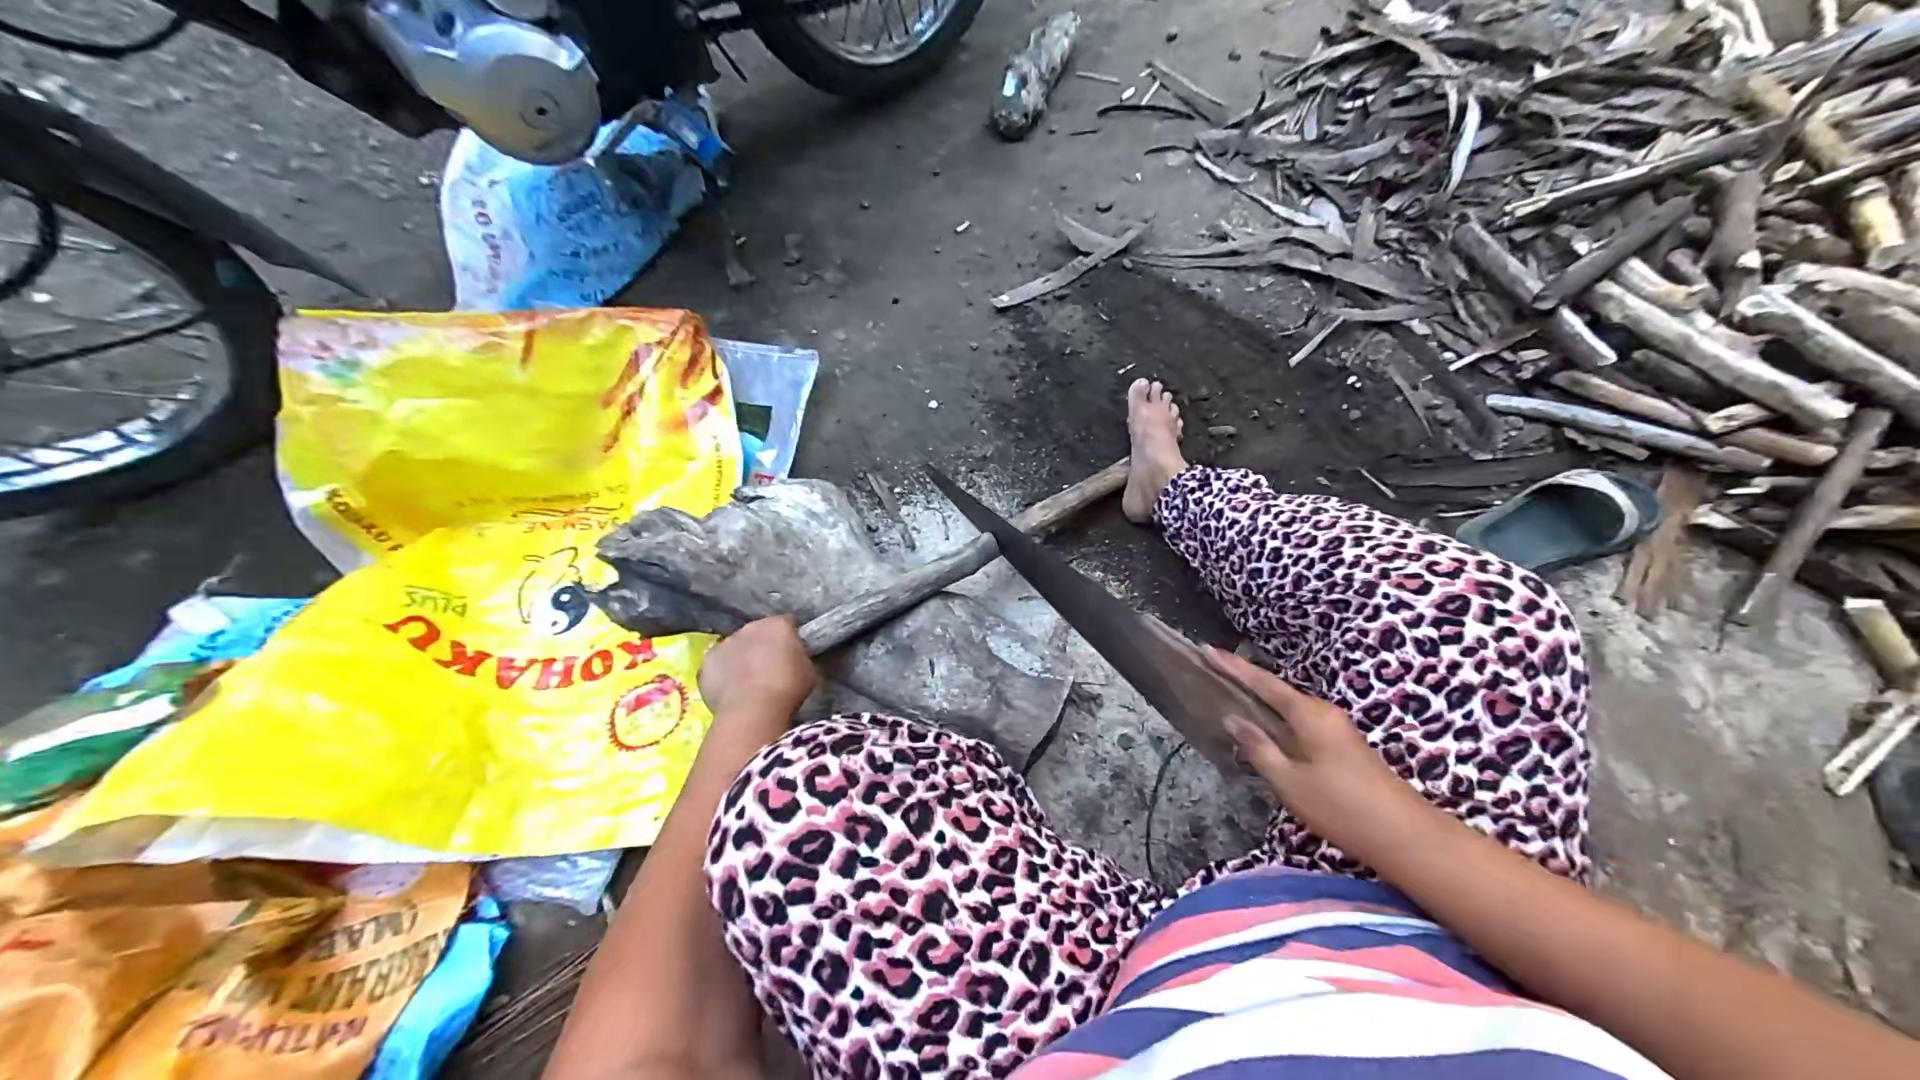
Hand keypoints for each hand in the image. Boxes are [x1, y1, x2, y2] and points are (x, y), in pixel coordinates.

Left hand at [698, 617, 815, 728]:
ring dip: (740, 660)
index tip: (792, 655)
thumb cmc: (788, 688)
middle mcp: (748, 628)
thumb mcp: (809, 671)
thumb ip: (800, 658)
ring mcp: (723, 644)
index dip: (790, 639)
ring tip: (748, 684)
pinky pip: (717, 667)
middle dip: (762, 646)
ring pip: (734, 649)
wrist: (753, 710)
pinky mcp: (706, 664)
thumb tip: (794, 660)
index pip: (786, 624)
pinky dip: (722, 675)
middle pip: (757, 633)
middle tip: (770, 669)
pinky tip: (731, 693)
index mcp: (777, 625)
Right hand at [1204, 647, 1425, 838]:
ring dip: (1260, 700)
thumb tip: (1233, 719)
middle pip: (1277, 690)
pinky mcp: (1340, 745)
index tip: (1208, 649)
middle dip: (1244, 680)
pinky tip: (1261, 728)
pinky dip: (1275, 718)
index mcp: (1308, 714)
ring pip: (1288, 708)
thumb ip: (1258, 747)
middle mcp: (1323, 713)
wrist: (1406, 836)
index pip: (1263, 683)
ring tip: (1228, 695)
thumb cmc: (1341, 807)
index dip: (1233, 667)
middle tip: (1211, 671)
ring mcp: (1335, 728)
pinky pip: (1299, 722)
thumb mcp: (1289, 781)